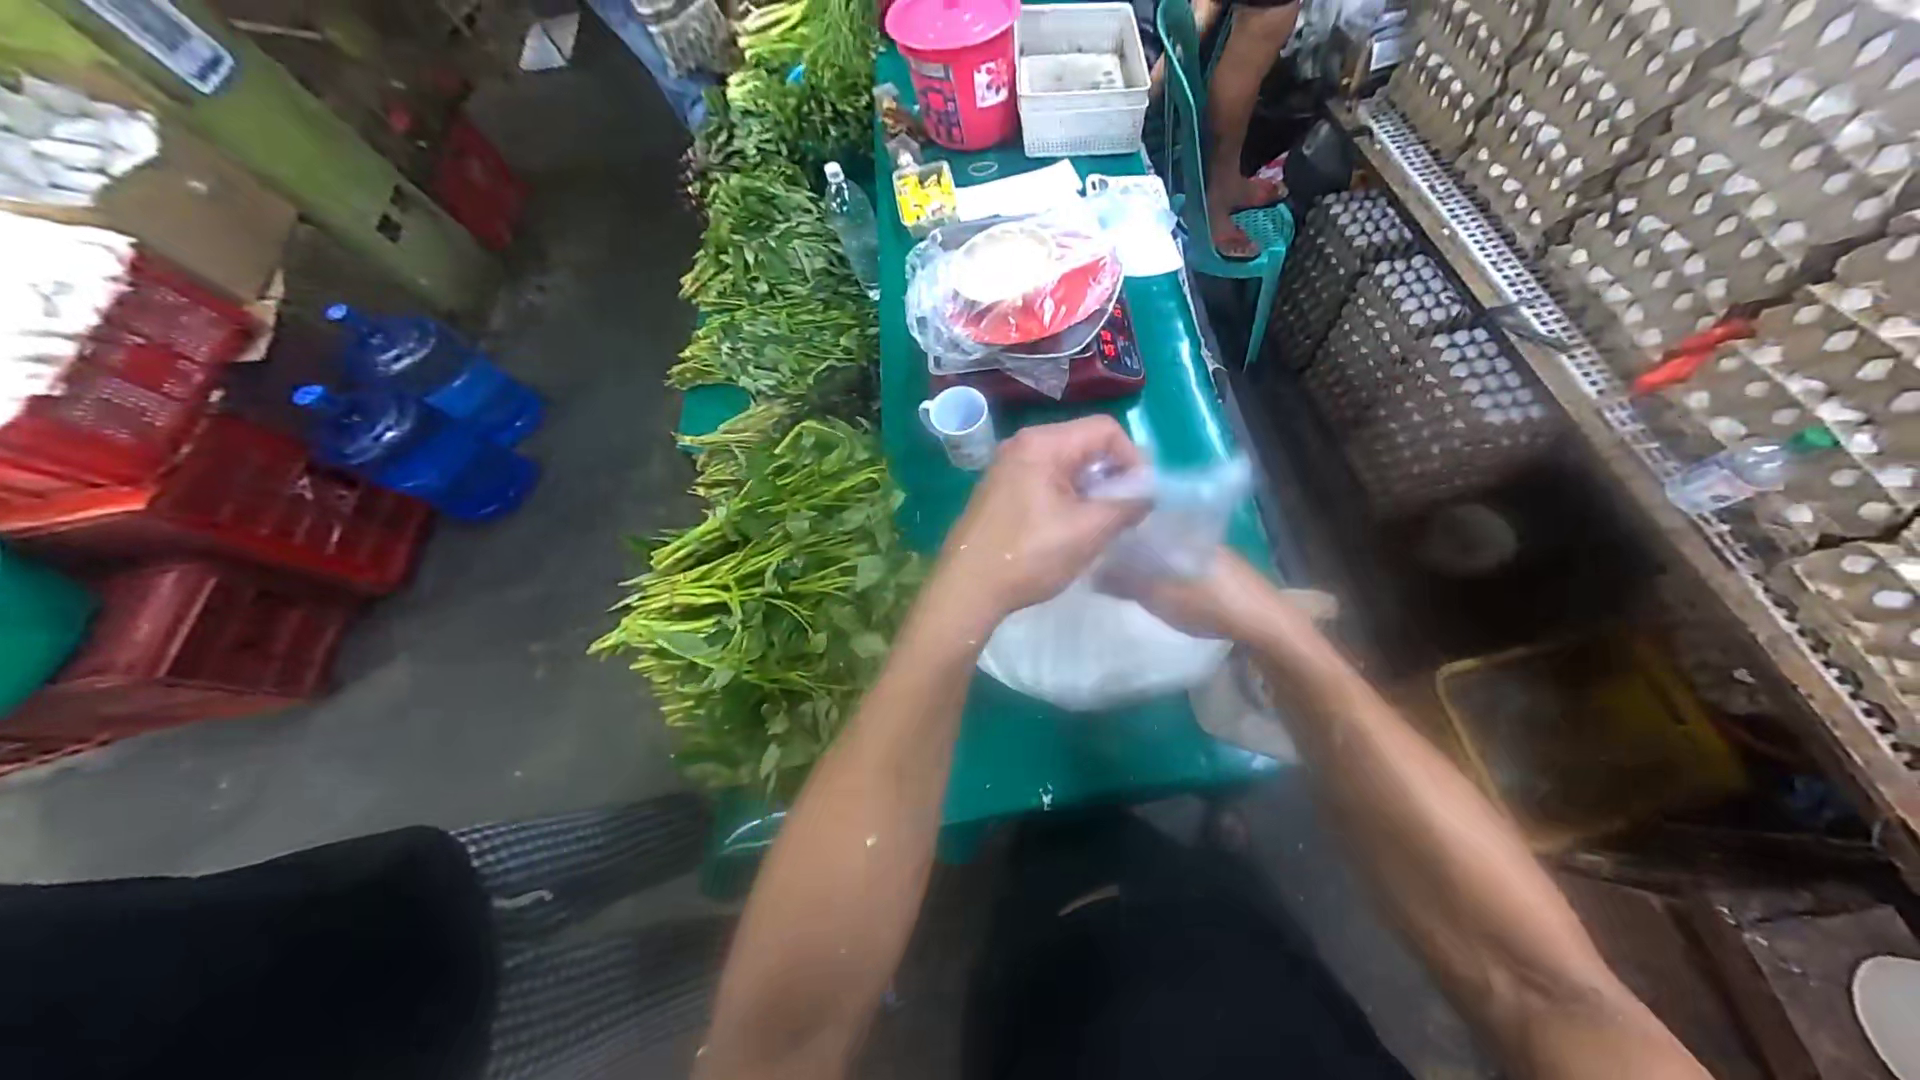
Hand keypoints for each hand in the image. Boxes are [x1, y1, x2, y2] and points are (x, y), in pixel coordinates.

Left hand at [930, 416, 1148, 626]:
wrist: (966, 589)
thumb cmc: (1029, 556)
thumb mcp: (1088, 531)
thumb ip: (1126, 505)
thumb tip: (1147, 493)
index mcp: (1042, 444)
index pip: (1106, 429)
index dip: (1133, 459)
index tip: (1140, 497)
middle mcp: (1022, 445)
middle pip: (1085, 444)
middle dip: (1112, 476)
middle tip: (1123, 514)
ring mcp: (1007, 467)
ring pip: (1067, 465)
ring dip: (1090, 490)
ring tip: (1099, 526)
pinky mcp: (1000, 490)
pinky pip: (1046, 481)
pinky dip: (1067, 498)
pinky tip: (1070, 530)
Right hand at [1110, 547, 1334, 642]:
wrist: (1267, 628)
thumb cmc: (1210, 605)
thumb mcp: (1160, 596)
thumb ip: (1127, 584)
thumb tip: (1094, 575)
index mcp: (1184, 534)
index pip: (1146, 524)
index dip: (1124, 534)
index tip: (1103, 547)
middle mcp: (1202, 539)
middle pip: (1161, 539)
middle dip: (1138, 551)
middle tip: (1114, 568)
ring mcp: (1219, 559)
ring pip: (1177, 555)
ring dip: (1156, 566)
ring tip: (1135, 581)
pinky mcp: (1230, 579)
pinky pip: (1190, 569)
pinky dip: (1173, 577)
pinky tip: (1168, 593)